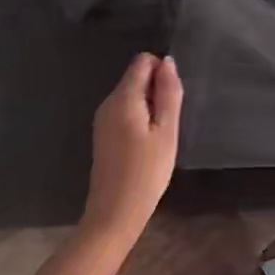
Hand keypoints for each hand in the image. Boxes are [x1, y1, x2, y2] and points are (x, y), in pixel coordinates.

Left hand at [80, 53, 182, 242]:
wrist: (114, 214)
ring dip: (150, 107)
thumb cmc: (147, 172)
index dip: (162, 73)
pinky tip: (146, 145)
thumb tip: (168, 61)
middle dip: (157, 91)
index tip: (171, 101)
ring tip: (158, 137)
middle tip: (167, 125)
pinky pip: (125, 111)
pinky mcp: (103, 133)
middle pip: (136, 76)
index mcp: (123, 98)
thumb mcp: (166, 131)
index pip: (143, 61)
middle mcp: (108, 102)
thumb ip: (169, 93)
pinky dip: (139, 119)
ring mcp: (103, 118)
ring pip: (132, 94)